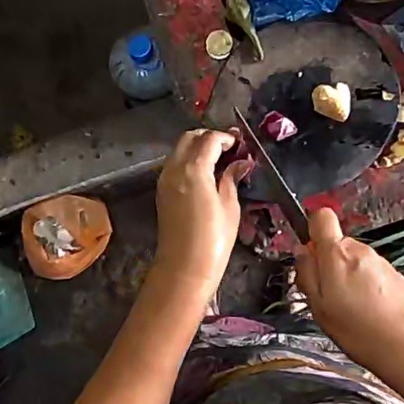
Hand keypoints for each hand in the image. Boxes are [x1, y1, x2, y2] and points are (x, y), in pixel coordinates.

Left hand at [153, 128, 246, 287]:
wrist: (184, 266)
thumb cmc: (214, 238)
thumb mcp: (229, 206)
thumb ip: (231, 178)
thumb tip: (241, 162)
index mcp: (193, 169)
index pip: (209, 140)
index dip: (226, 137)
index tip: (240, 143)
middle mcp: (174, 169)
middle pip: (189, 138)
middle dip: (209, 137)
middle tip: (229, 148)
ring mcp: (164, 179)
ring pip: (179, 150)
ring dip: (197, 148)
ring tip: (219, 160)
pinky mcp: (161, 191)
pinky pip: (174, 165)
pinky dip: (188, 161)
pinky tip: (205, 174)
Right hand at [295, 207, 403, 369]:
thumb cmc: (358, 329)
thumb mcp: (319, 306)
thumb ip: (306, 274)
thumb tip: (301, 252)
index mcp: (336, 253)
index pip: (321, 217)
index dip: (312, 229)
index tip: (310, 255)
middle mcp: (360, 250)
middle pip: (337, 243)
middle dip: (328, 263)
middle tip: (328, 295)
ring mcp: (380, 261)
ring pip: (353, 260)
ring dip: (347, 277)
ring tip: (350, 308)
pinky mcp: (395, 275)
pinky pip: (369, 272)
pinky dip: (364, 286)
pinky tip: (368, 311)